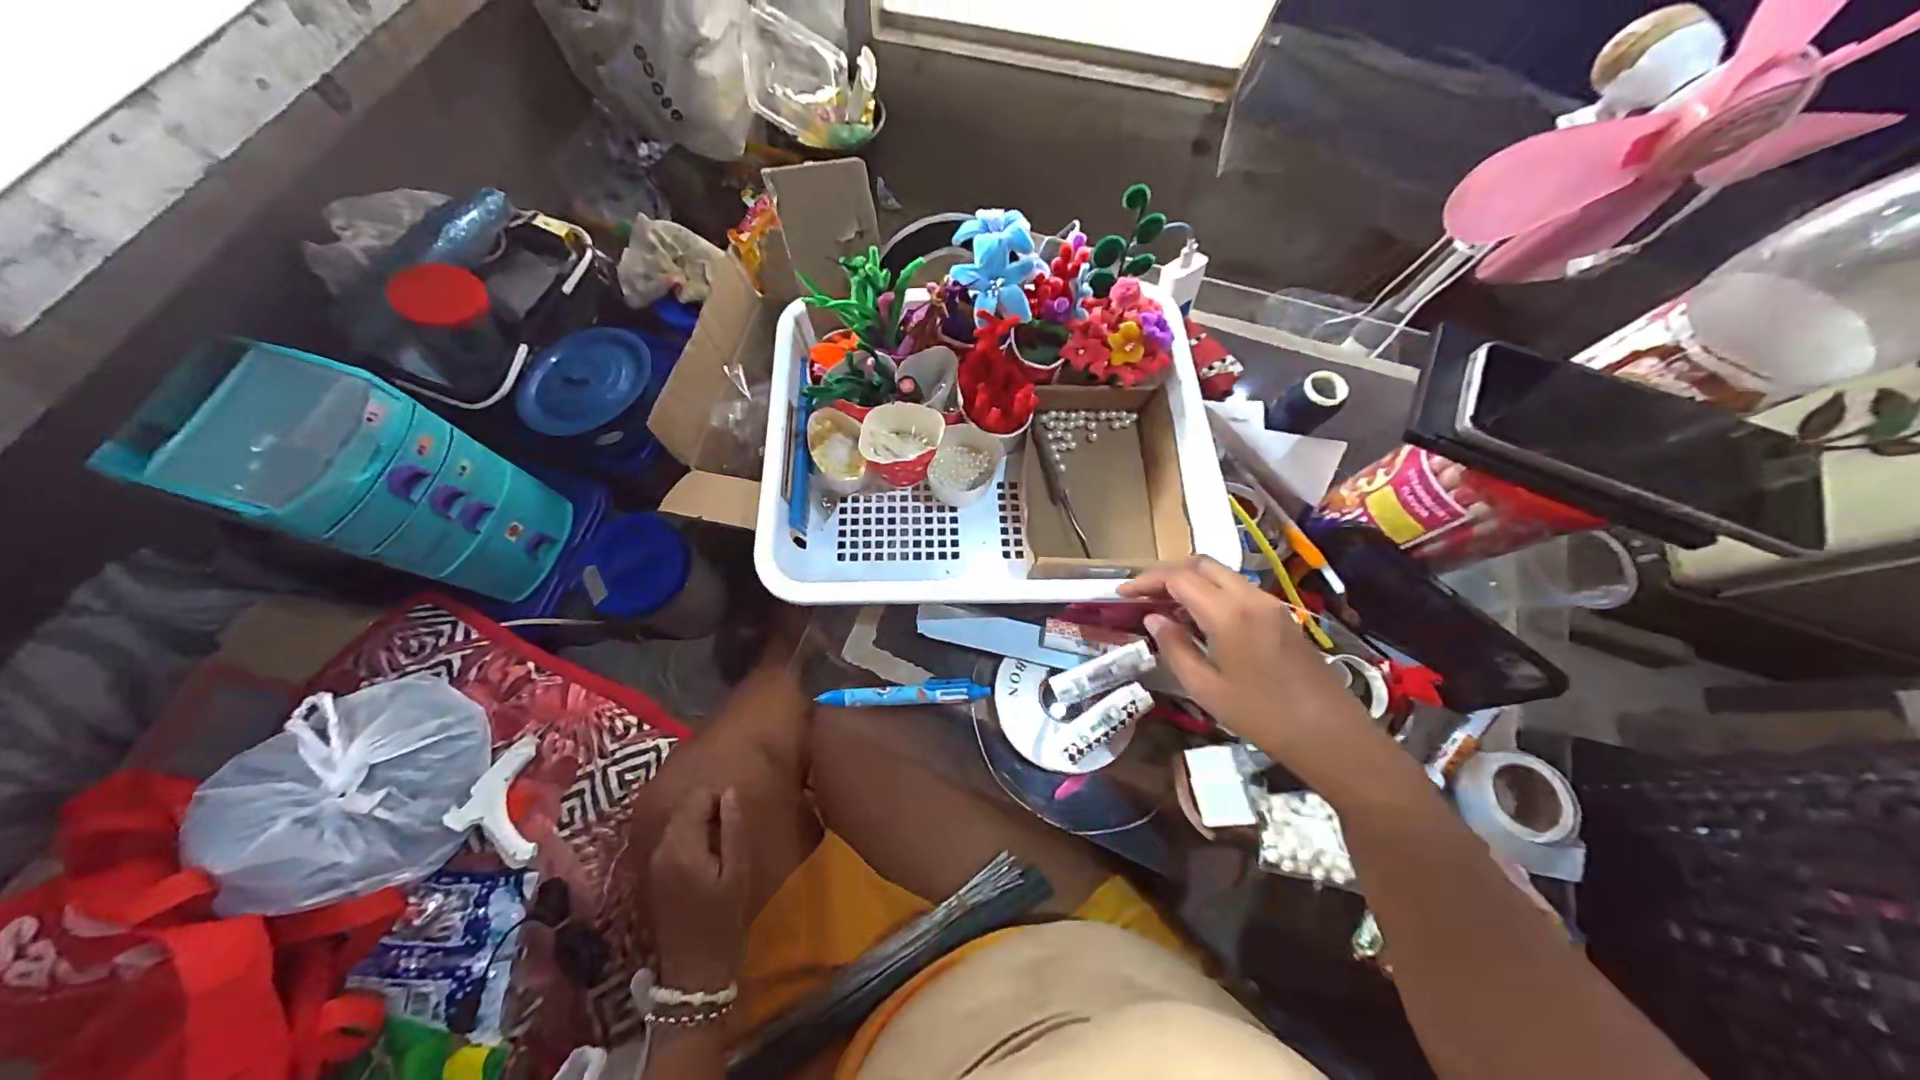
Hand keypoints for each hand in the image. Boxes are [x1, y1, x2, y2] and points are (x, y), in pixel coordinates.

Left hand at [647, 787, 748, 990]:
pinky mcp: (652, 875)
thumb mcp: (738, 871)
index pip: (696, 797)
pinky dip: (688, 841)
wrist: (694, 969)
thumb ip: (733, 828)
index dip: (719, 799)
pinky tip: (704, 862)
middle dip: (708, 811)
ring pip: (676, 824)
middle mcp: (660, 849)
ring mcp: (652, 863)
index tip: (735, 819)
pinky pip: (671, 843)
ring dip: (698, 826)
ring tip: (720, 847)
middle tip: (730, 834)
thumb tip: (731, 792)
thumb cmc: (722, 919)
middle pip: (684, 808)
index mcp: (681, 846)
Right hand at [1121, 557, 1381, 786]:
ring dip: (1190, 581)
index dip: (1146, 580)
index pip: (1179, 578)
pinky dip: (1211, 593)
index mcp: (1229, 613)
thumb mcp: (1206, 688)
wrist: (1330, 734)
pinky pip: (1238, 590)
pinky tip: (1198, 620)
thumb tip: (1153, 619)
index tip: (1122, 593)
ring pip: (1222, 574)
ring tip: (1165, 607)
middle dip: (1167, 573)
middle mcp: (1251, 597)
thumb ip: (1175, 648)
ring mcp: (1270, 604)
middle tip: (1142, 594)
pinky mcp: (1281, 616)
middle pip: (1201, 564)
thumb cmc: (1262, 716)